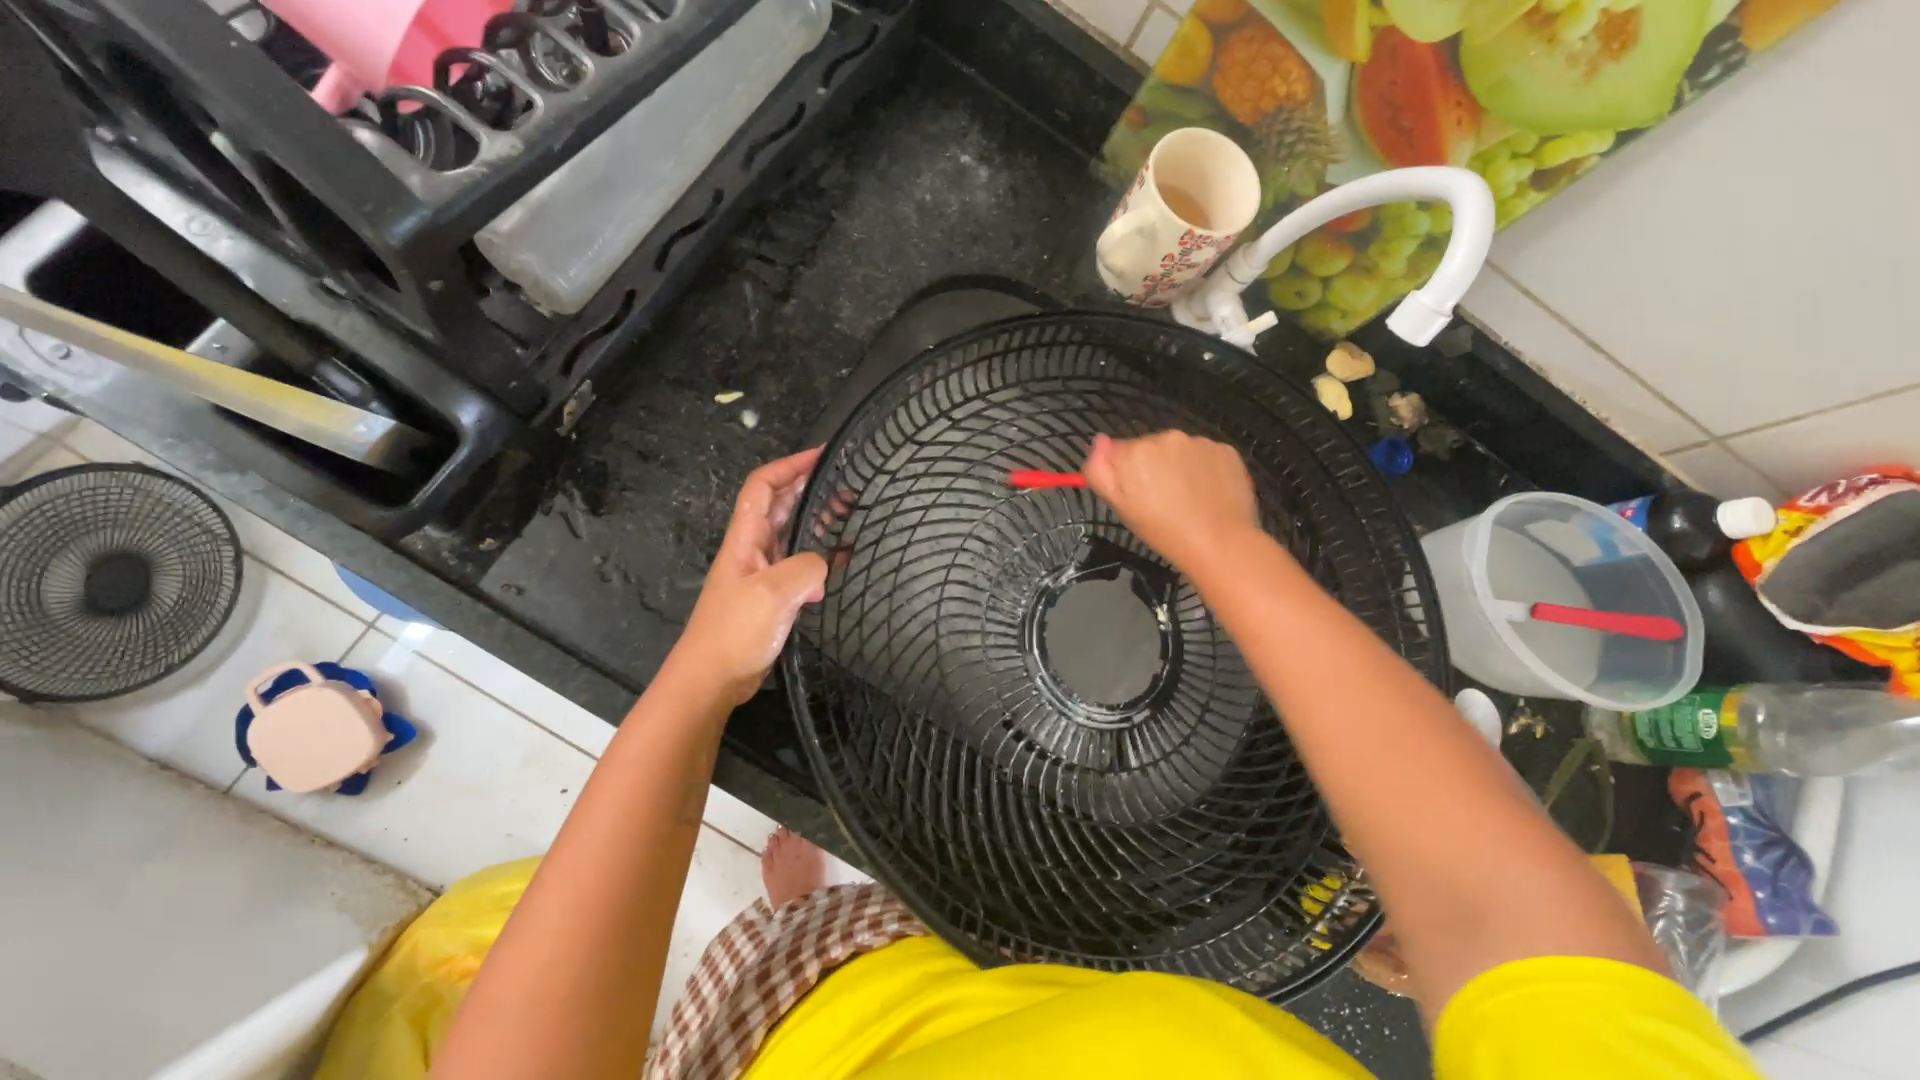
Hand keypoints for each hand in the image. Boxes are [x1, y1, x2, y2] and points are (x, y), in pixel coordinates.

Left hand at [668, 448, 829, 707]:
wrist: (711, 679)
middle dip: (810, 489)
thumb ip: (806, 569)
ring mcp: (762, 575)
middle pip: (780, 506)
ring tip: (851, 514)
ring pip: (792, 535)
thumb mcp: (773, 592)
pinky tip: (843, 562)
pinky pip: (800, 568)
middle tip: (848, 483)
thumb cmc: (734, 631)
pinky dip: (821, 559)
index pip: (763, 486)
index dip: (790, 465)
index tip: (823, 456)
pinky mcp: (772, 599)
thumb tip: (825, 567)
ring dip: (818, 522)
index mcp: (745, 539)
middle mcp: (753, 550)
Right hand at [1082, 431, 1260, 571]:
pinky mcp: (1225, 449)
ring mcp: (1199, 442)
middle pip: (1150, 447)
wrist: (1219, 543)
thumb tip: (1100, 440)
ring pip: (1179, 450)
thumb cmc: (1163, 530)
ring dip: (1178, 466)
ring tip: (1187, 498)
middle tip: (1162, 501)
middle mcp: (1166, 437)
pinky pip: (1205, 455)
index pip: (1120, 452)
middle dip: (1152, 467)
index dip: (1126, 474)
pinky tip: (1207, 492)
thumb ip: (1099, 470)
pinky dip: (1203, 468)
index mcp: (1135, 451)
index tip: (1138, 496)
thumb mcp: (1120, 507)